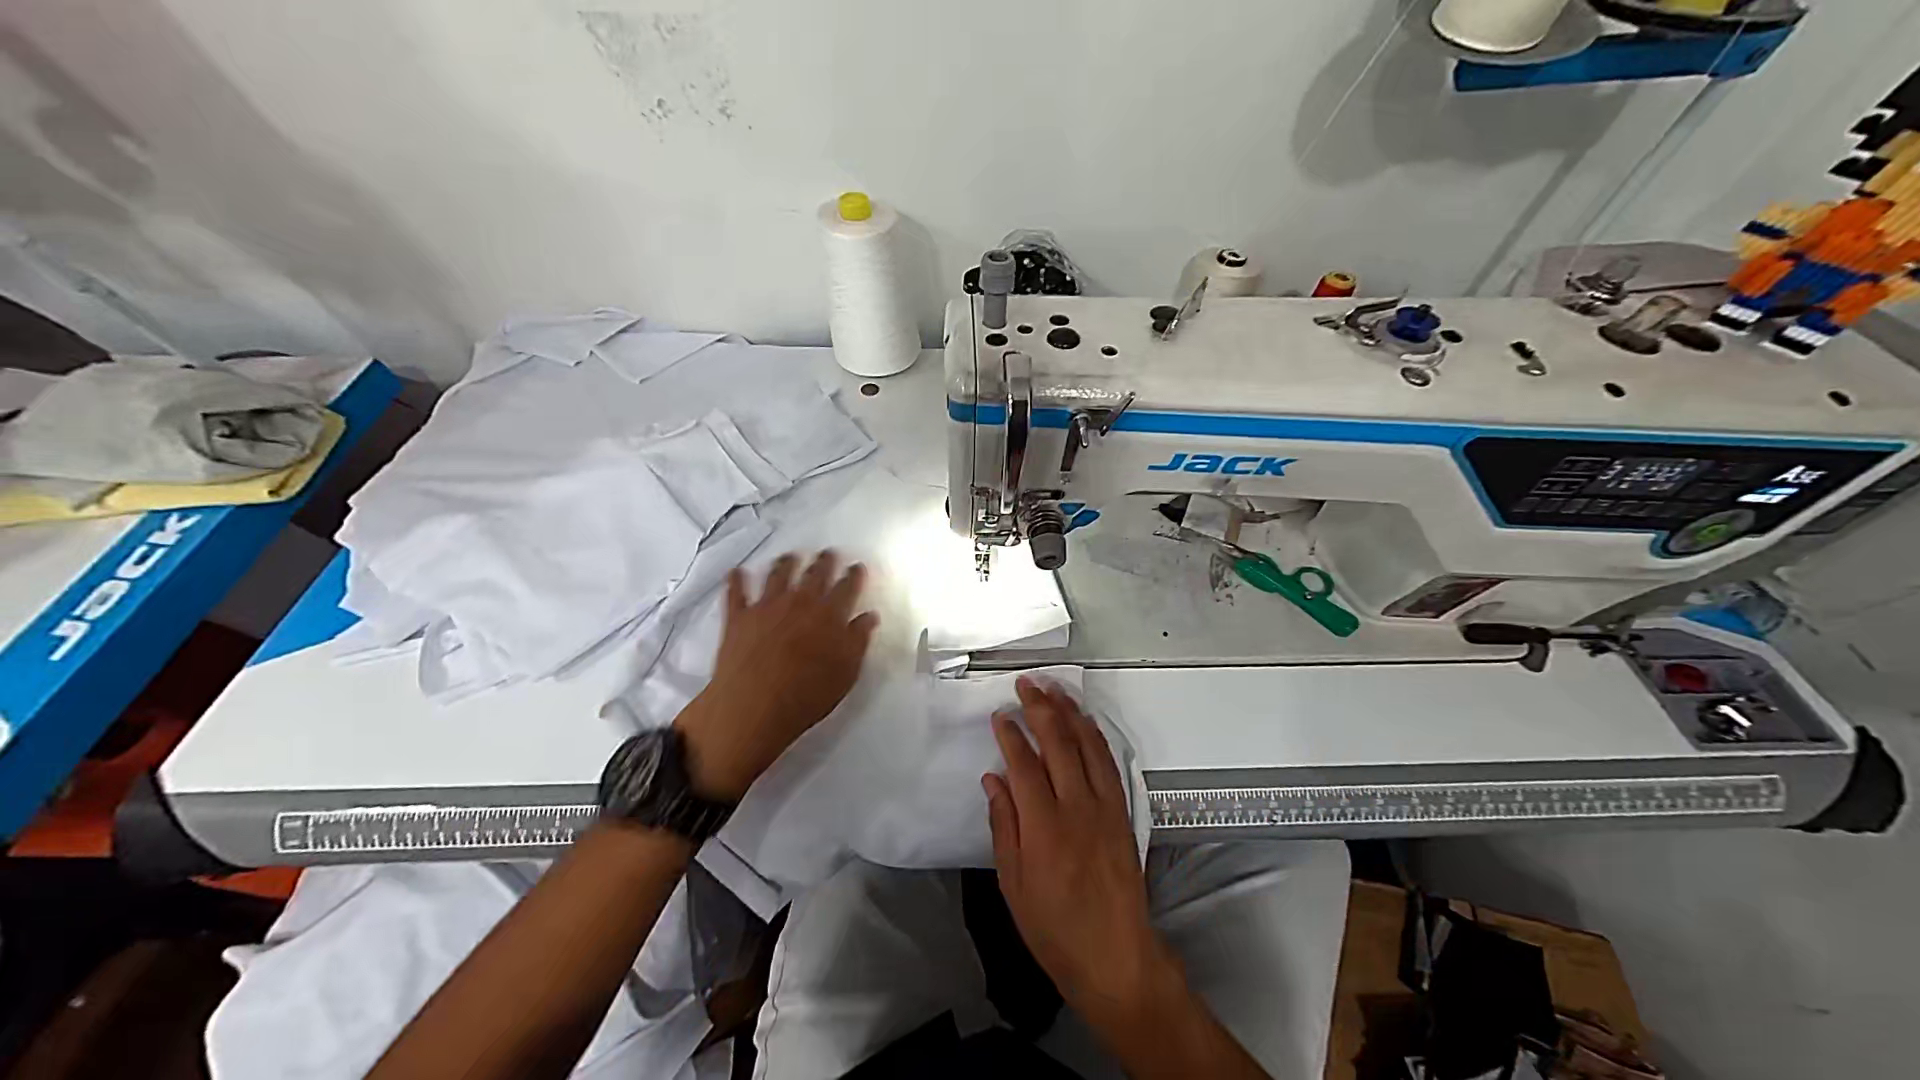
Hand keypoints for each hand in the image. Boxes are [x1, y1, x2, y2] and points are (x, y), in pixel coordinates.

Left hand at [674, 550, 877, 800]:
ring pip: (778, 576)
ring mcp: (766, 606)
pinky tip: (737, 571)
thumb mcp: (846, 672)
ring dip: (786, 563)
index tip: (857, 566)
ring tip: (790, 556)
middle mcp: (799, 602)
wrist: (754, 705)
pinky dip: (736, 580)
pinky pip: (737, 593)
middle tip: (827, 552)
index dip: (854, 575)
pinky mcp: (738, 618)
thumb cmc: (807, 694)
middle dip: (823, 561)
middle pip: (814, 574)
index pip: (846, 587)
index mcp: (829, 615)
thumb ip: (858, 640)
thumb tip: (869, 616)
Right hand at [983, 677, 1177, 1023]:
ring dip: (1071, 713)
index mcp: (1044, 826)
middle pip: (1059, 744)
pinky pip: (1109, 763)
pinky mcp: (1123, 813)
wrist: (1115, 957)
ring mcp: (1105, 807)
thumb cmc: (1054, 926)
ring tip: (1054, 690)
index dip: (1011, 735)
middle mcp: (1077, 807)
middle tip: (1026, 685)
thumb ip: (1004, 825)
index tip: (1000, 715)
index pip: (1025, 764)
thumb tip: (994, 779)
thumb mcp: (1014, 883)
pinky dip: (1096, 736)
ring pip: (1088, 746)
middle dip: (1041, 708)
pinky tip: (1085, 723)